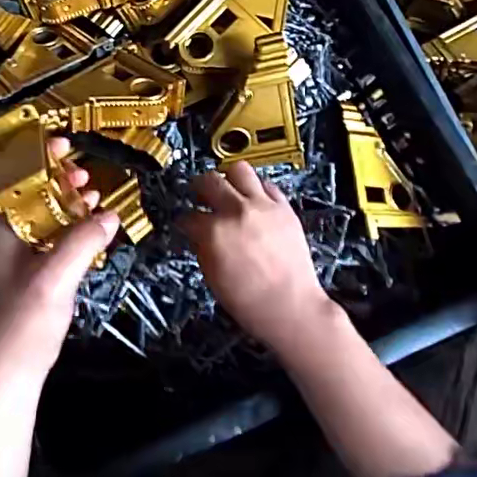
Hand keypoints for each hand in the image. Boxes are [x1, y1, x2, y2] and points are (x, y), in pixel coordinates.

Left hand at [0, 137, 117, 385]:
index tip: (30, 131)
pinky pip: (55, 228)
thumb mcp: (53, 279)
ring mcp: (23, 251)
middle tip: (70, 150)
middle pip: (22, 185)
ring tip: (86, 179)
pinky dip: (72, 215)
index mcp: (2, 227)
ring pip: (40, 206)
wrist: (9, 375)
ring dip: (61, 188)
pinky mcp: (37, 269)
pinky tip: (93, 216)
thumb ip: (81, 243)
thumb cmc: (21, 324)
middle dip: (44, 164)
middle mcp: (9, 232)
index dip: (3, 149)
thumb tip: (109, 214)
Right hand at [179, 161, 336, 354]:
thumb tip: (198, 232)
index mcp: (214, 231)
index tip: (187, 222)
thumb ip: (203, 246)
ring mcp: (262, 206)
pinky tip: (253, 199)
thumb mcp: (213, 276)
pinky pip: (267, 185)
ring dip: (229, 177)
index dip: (185, 220)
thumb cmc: (250, 301)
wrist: (291, 307)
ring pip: (239, 169)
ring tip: (228, 187)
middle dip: (200, 186)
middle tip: (199, 193)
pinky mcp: (283, 207)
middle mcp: (236, 212)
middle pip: (209, 180)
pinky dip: (257, 189)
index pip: (189, 216)